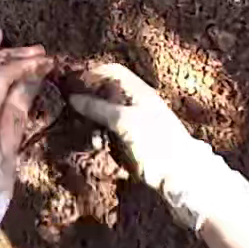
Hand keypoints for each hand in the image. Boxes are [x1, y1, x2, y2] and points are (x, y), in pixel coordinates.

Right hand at [69, 62, 247, 230]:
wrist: (179, 176)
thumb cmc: (156, 142)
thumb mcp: (124, 121)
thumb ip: (98, 107)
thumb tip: (73, 97)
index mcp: (138, 92)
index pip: (112, 71)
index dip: (93, 73)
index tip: (72, 83)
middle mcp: (135, 103)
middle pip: (106, 92)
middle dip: (88, 98)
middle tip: (69, 106)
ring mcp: (132, 123)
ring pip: (104, 114)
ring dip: (91, 119)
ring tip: (81, 128)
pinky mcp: (129, 142)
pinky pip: (107, 133)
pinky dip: (98, 135)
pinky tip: (94, 143)